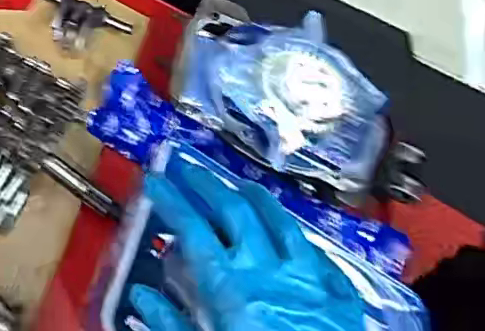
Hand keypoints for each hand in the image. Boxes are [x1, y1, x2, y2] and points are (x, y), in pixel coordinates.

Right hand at [129, 157, 363, 330]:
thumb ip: (173, 328)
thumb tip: (143, 296)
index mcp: (232, 290)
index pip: (193, 228)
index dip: (171, 199)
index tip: (154, 179)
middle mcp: (269, 272)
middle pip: (234, 209)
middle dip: (207, 183)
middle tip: (188, 169)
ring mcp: (310, 280)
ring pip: (280, 219)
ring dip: (255, 198)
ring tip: (238, 186)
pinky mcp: (342, 298)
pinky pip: (318, 253)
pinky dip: (298, 239)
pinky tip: (292, 236)